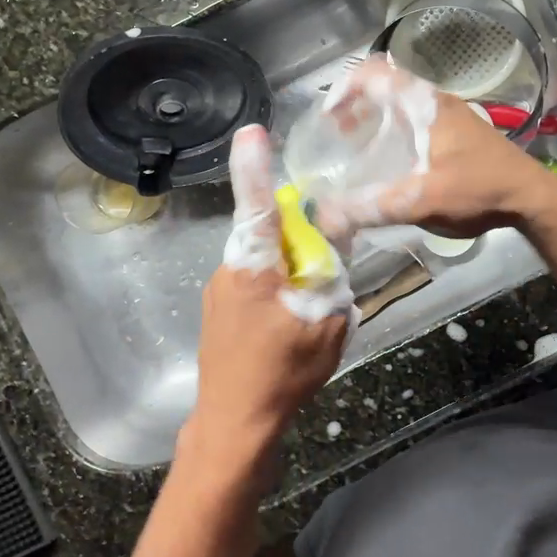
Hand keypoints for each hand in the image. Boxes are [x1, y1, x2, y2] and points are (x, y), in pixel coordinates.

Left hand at [186, 125, 349, 464]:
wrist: (235, 425)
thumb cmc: (282, 371)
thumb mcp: (325, 318)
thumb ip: (332, 271)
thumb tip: (336, 233)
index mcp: (253, 267)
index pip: (258, 205)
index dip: (255, 166)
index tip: (251, 131)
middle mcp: (229, 271)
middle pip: (271, 234)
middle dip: (302, 241)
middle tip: (326, 276)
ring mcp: (220, 293)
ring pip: (267, 263)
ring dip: (294, 271)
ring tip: (313, 314)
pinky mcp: (221, 313)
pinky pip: (258, 284)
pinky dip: (282, 290)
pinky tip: (295, 326)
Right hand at [310, 59, 556, 240]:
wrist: (531, 198)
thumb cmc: (479, 190)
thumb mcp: (423, 200)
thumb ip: (373, 207)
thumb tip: (324, 219)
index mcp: (425, 104)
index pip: (374, 73)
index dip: (344, 87)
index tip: (327, 117)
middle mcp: (436, 101)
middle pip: (385, 86)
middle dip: (356, 104)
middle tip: (337, 134)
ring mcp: (449, 116)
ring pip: (401, 104)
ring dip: (376, 118)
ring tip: (356, 147)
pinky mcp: (457, 134)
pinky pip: (415, 121)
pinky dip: (394, 131)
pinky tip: (391, 163)